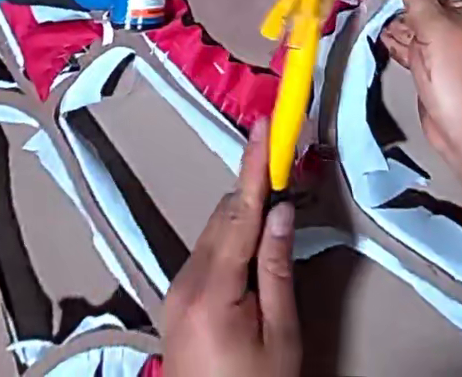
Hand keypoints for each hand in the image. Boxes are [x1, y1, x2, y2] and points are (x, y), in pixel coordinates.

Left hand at [162, 120, 300, 376]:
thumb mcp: (279, 337)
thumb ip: (277, 268)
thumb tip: (280, 209)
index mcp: (212, 290)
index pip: (239, 212)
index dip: (254, 164)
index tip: (265, 125)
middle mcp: (185, 280)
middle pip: (224, 216)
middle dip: (254, 190)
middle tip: (286, 170)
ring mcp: (175, 289)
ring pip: (215, 230)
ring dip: (244, 215)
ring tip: (276, 212)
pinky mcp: (176, 298)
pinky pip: (207, 250)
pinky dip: (232, 238)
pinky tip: (253, 250)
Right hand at [380, 0, 461, 170]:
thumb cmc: (457, 76)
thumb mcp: (432, 26)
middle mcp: (456, 25)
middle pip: (420, 4)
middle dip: (396, 1)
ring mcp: (442, 47)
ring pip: (412, 26)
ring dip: (391, 21)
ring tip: (364, 7)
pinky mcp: (430, 67)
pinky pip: (409, 46)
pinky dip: (394, 41)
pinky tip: (376, 32)